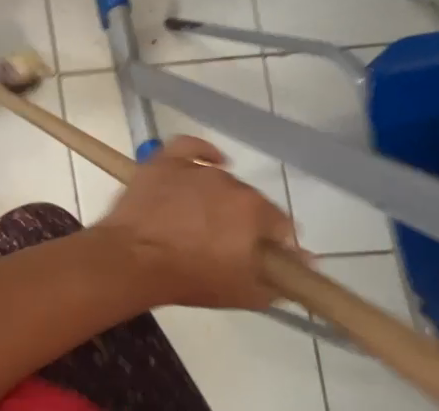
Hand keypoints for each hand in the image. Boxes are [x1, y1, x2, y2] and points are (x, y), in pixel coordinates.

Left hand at [95, 135, 297, 310]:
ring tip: (207, 216)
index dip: (273, 242)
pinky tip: (212, 160)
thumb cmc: (193, 277)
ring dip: (220, 196)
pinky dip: (203, 151)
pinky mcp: (162, 162)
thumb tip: (304, 261)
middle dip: (244, 221)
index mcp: (255, 211)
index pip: (280, 225)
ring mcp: (193, 169)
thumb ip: (283, 278)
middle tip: (228, 241)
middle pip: (248, 201)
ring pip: (220, 179)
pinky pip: (189, 146)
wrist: (134, 258)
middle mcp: (228, 182)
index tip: (262, 256)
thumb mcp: (249, 291)